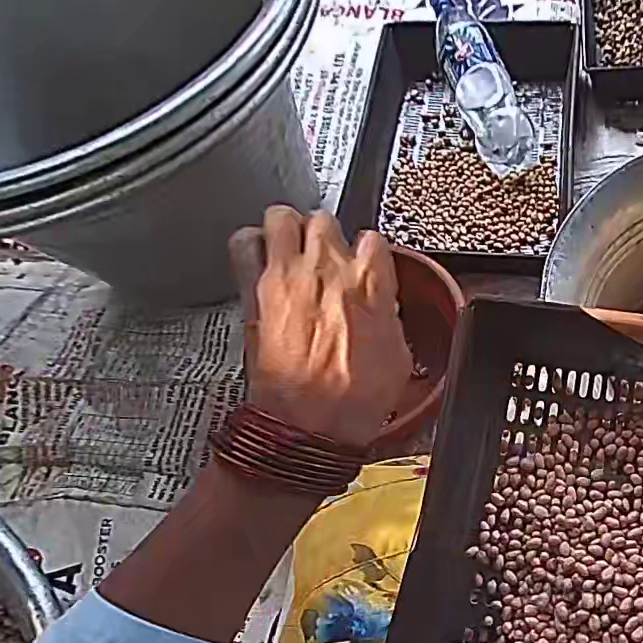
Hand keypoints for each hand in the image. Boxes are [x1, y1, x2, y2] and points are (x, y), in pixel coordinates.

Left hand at [229, 207, 411, 447]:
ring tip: (293, 250)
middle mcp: (328, 268)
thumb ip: (389, 319)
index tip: (366, 268)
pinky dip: (252, 244)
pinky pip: (244, 242)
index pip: (373, 239)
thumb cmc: (353, 400)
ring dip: (290, 231)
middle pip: (326, 220)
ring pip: (283, 217)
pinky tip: (261, 258)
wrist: (312, 426)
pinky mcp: (255, 289)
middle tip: (328, 262)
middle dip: (328, 239)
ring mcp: (287, 274)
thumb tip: (383, 309)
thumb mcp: (398, 359)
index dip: (369, 255)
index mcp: (370, 282)